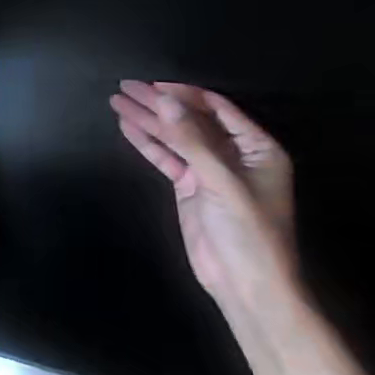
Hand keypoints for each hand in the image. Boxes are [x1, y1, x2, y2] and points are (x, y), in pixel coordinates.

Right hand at [110, 80, 298, 309]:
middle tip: (127, 87)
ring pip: (176, 138)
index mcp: (257, 146)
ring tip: (118, 101)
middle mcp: (234, 153)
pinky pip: (168, 159)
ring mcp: (210, 171)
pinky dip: (148, 144)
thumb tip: (164, 100)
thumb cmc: (250, 232)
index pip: (217, 108)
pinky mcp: (191, 188)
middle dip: (159, 104)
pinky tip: (128, 127)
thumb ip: (192, 140)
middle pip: (191, 120)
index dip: (185, 94)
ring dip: (148, 120)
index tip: (154, 85)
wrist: (248, 289)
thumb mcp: (223, 182)